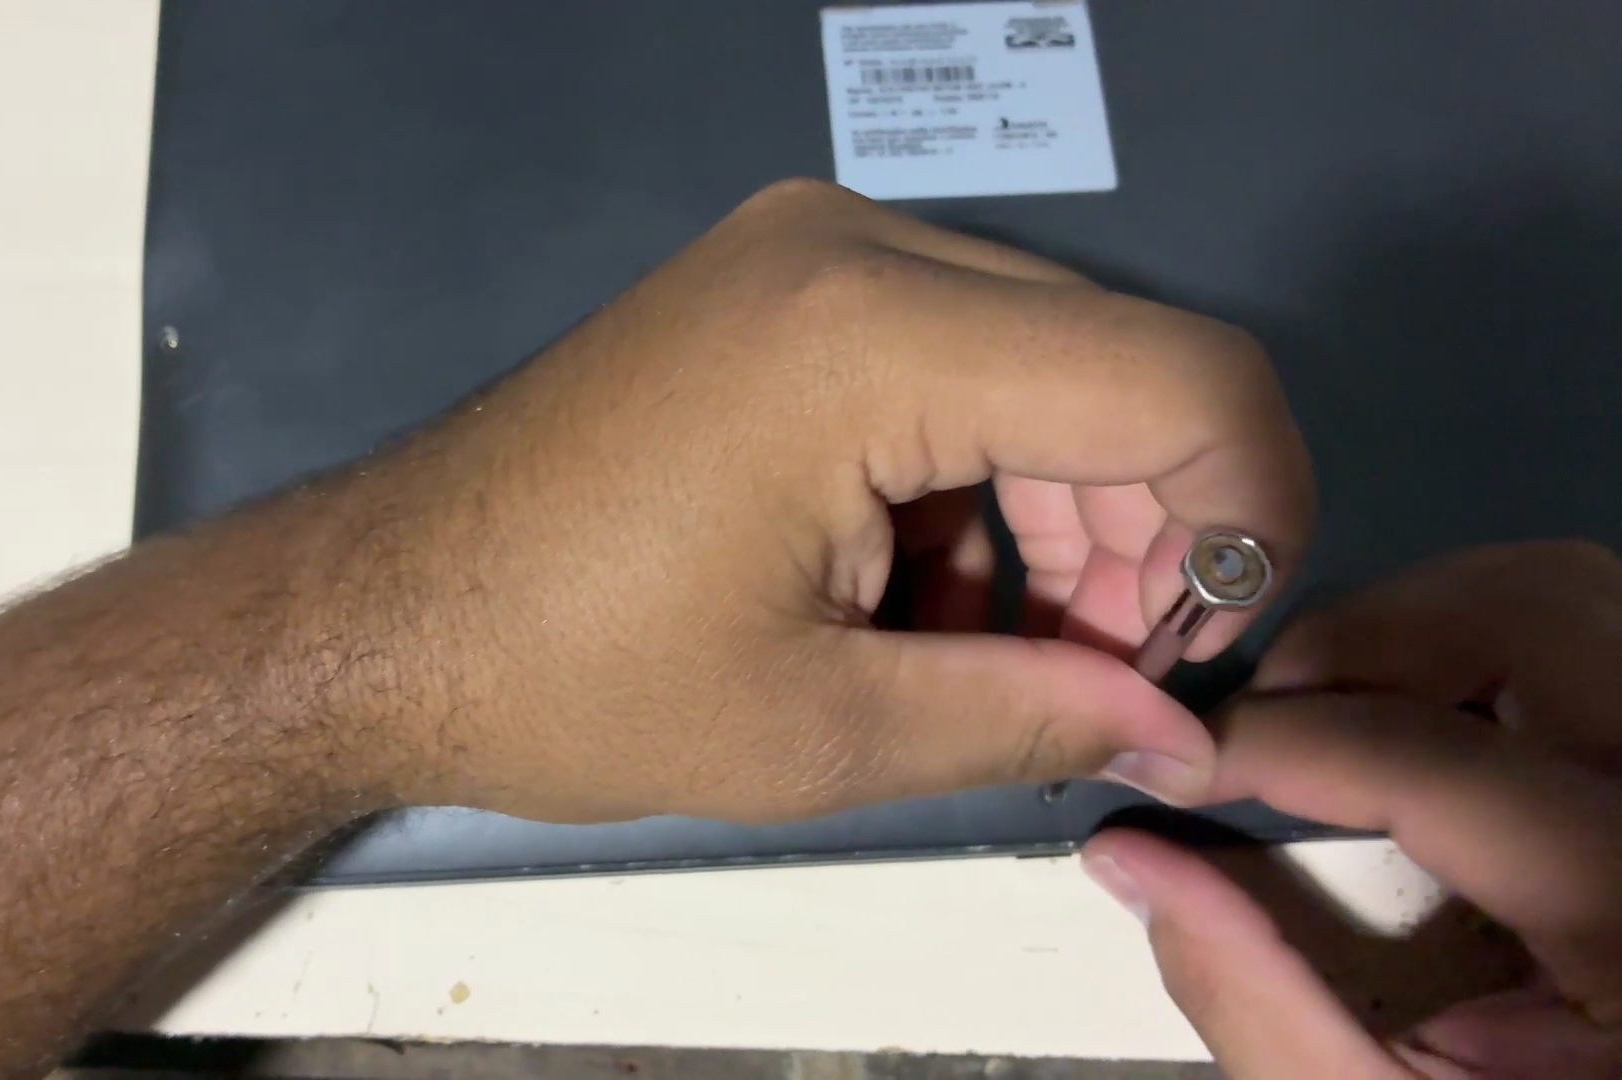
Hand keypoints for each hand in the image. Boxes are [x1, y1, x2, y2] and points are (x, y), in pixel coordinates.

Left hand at [397, 179, 1312, 820]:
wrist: (382, 613)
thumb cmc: (572, 678)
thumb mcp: (815, 731)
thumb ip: (1027, 718)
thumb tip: (1174, 724)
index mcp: (865, 336)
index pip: (1178, 382)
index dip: (1244, 518)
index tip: (1196, 645)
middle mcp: (839, 250)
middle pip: (1099, 368)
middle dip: (1123, 531)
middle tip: (1070, 669)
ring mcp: (785, 260)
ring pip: (1014, 367)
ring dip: (1031, 511)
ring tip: (961, 642)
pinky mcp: (749, 300)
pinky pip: (923, 364)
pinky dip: (947, 475)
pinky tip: (890, 577)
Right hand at [1083, 541, 1621, 1076]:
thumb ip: (1255, 997)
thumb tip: (1122, 858)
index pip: (1425, 754)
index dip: (1263, 738)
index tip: (1171, 759)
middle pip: (1530, 610)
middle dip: (1349, 641)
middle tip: (1265, 714)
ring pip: (1554, 601)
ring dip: (1404, 633)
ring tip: (1324, 711)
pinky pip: (1570, 643)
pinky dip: (1455, 654)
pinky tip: (1398, 728)